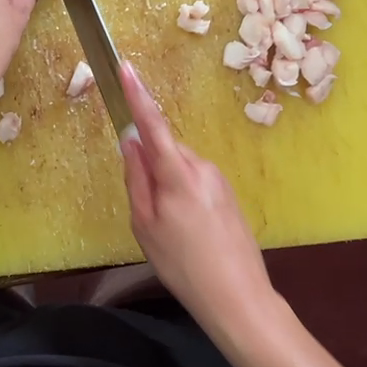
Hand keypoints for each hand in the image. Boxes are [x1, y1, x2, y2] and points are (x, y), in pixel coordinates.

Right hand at [118, 62, 274, 330]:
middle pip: (165, 150)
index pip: (152, 124)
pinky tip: (190, 232)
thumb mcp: (144, 225)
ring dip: (168, 185)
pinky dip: (184, 195)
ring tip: (172, 232)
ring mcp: (219, 179)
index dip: (137, 94)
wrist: (239, 299)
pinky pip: (195, 181)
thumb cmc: (183, 266)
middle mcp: (202, 167)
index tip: (126, 67)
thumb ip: (136, 178)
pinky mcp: (229, 193)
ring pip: (180, 167)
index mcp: (177, 173)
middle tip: (148, 214)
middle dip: (151, 167)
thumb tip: (131, 140)